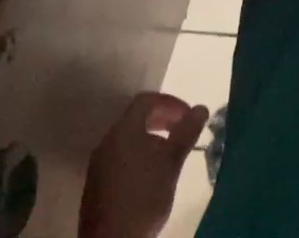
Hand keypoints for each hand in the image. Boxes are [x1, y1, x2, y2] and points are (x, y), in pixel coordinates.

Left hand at [78, 92, 209, 237]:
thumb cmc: (143, 199)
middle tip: (182, 131)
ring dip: (151, 139)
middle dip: (162, 119)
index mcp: (123, 131)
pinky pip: (120, 156)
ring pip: (128, 139)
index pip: (146, 100)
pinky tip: (151, 176)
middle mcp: (107, 141)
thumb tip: (201, 108)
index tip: (188, 116)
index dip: (170, 102)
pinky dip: (139, 155)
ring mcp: (99, 163)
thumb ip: (185, 134)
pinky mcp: (96, 183)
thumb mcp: (170, 165)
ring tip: (170, 156)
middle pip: (136, 118)